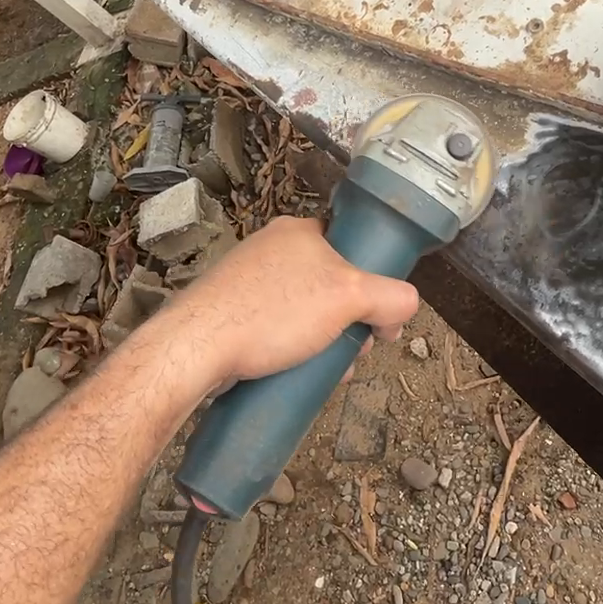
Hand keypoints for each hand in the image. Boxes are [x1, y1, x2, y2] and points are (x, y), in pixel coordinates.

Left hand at [156, 216, 419, 385]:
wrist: (195, 348)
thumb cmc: (272, 313)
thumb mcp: (350, 299)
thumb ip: (391, 297)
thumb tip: (407, 306)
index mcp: (299, 231)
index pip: (350, 247)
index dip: (371, 283)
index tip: (376, 319)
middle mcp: (273, 248)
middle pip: (330, 284)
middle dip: (348, 321)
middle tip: (353, 351)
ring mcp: (248, 280)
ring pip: (304, 310)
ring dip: (323, 341)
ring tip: (326, 371)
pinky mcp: (230, 310)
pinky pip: (276, 326)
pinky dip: (292, 348)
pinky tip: (296, 373)